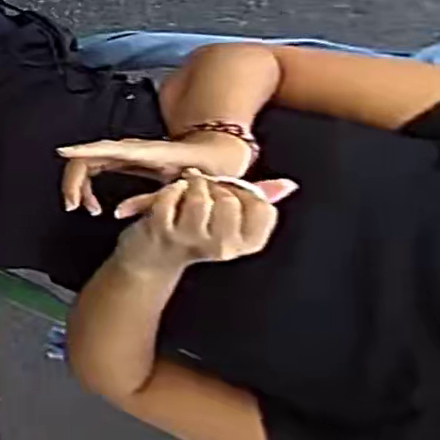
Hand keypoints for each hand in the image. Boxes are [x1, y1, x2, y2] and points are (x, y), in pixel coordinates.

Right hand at [56, 133, 254, 215]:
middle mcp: (127, 149)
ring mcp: (123, 153)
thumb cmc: (207, 169)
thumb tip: (118, 213)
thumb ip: (152, 201)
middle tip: (73, 206)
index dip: (81, 150)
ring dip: (78, 185)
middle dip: (73, 182)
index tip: (62, 153)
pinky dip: (86, 185)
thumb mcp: (187, 190)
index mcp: (143, 152)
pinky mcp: (121, 158)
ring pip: (86, 164)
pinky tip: (92, 202)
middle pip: (85, 159)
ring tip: (86, 208)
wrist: (218, 153)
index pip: (102, 149)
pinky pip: (93, 167)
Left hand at [112, 171, 295, 274]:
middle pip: (229, 200)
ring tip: (188, 182)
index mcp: (248, 243)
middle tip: (203, 180)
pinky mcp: (162, 231)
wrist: (152, 259)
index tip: (227, 185)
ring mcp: (192, 239)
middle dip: (215, 183)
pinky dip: (170, 188)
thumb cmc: (192, 235)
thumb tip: (287, 184)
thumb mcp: (227, 223)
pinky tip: (172, 189)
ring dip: (192, 184)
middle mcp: (224, 245)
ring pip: (200, 199)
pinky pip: (170, 199)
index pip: (263, 208)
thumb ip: (256, 202)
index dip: (244, 189)